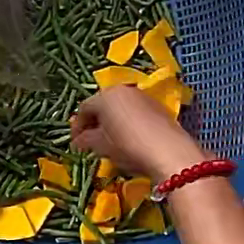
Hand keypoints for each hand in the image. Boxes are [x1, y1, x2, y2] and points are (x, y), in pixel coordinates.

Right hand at [71, 87, 212, 180]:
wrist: (170, 153)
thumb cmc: (127, 146)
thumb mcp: (100, 145)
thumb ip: (85, 139)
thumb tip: (79, 140)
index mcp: (106, 96)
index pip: (84, 109)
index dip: (77, 127)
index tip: (74, 142)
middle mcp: (124, 91)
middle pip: (103, 106)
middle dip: (94, 123)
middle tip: (88, 141)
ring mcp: (143, 98)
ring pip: (120, 109)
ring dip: (111, 123)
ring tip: (108, 142)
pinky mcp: (159, 108)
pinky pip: (135, 113)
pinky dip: (126, 124)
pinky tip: (127, 140)